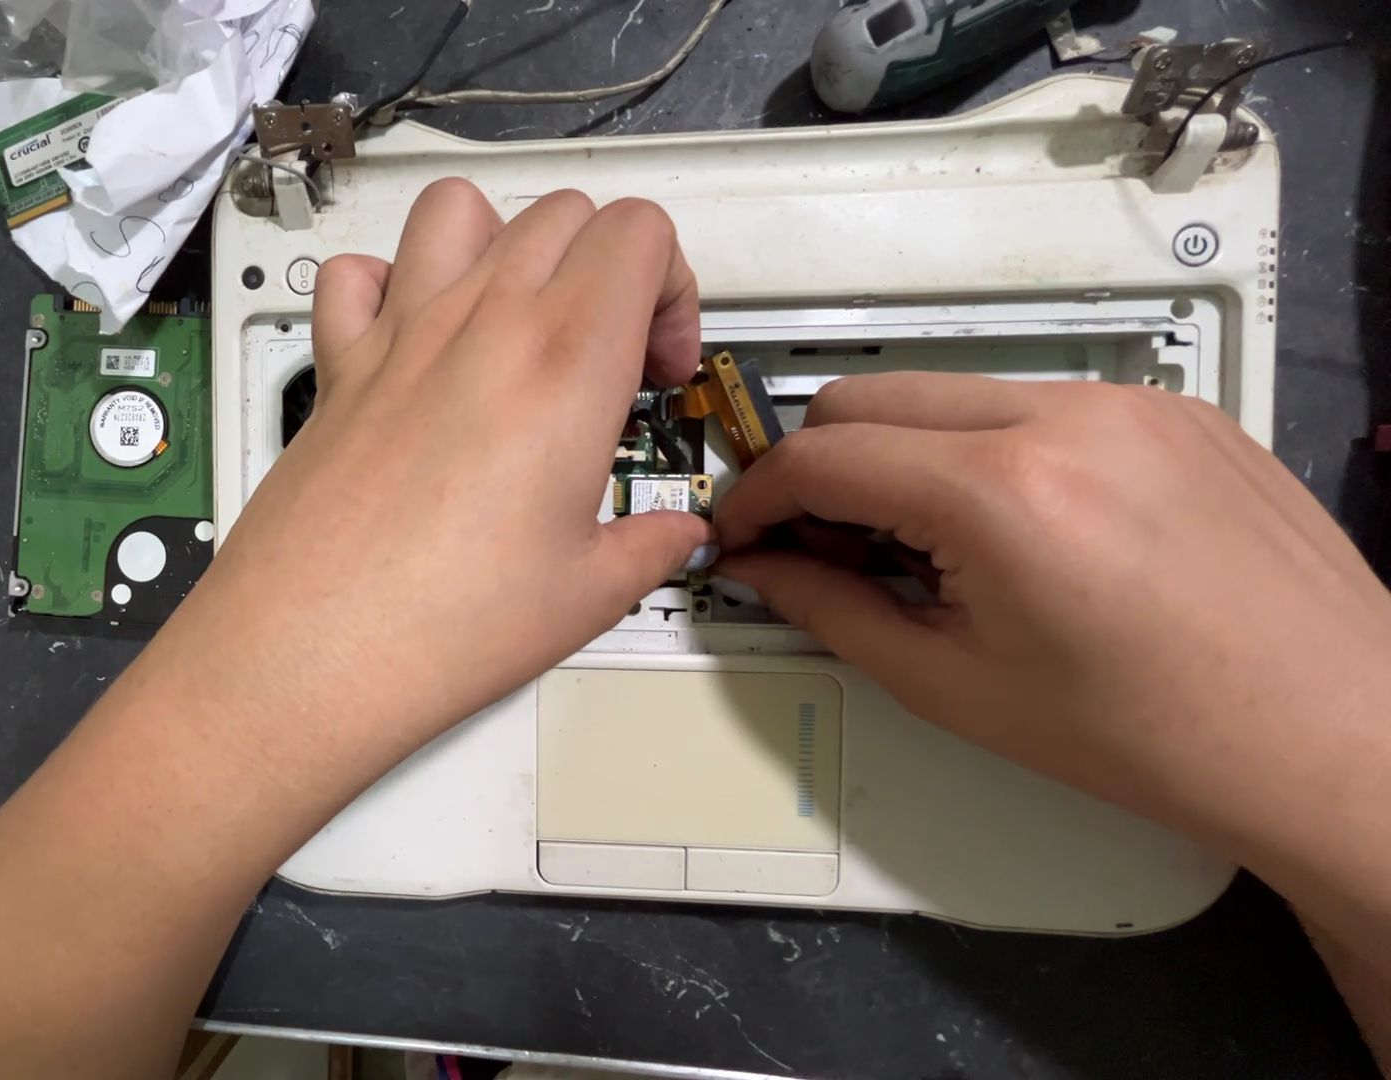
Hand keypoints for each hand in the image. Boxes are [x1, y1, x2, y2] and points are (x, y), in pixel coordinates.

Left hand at [0, 183, 714, 1079]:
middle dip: (607, 268)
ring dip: (503, 243)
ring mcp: (396, 338)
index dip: (673, 287)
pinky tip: (412, 339)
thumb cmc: (443, 627)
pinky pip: (354, 275)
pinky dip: (388, 282)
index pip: (640, 233)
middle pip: (564, 214)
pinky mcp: (338, 369)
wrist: (312, 652)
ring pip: (458, 210)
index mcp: (562, 362)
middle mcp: (478, 325)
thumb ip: (650, 548)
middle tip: (607, 356)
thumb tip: (673, 538)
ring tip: (515, 318)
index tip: (660, 364)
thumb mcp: (586, 594)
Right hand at [712, 373, 1390, 1056]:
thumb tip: (752, 566)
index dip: (754, 498)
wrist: (1346, 746)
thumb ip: (821, 604)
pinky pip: (1006, 402)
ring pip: (928, 391)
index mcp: (1001, 494)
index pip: (817, 456)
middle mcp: (1061, 418)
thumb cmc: (1140, 733)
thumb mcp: (941, 678)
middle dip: (808, 466)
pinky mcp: (1161, 406)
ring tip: (903, 539)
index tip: (742, 538)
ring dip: (880, 455)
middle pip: (858, 398)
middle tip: (816, 542)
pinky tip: (984, 524)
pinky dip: (955, 449)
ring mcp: (1121, 401)